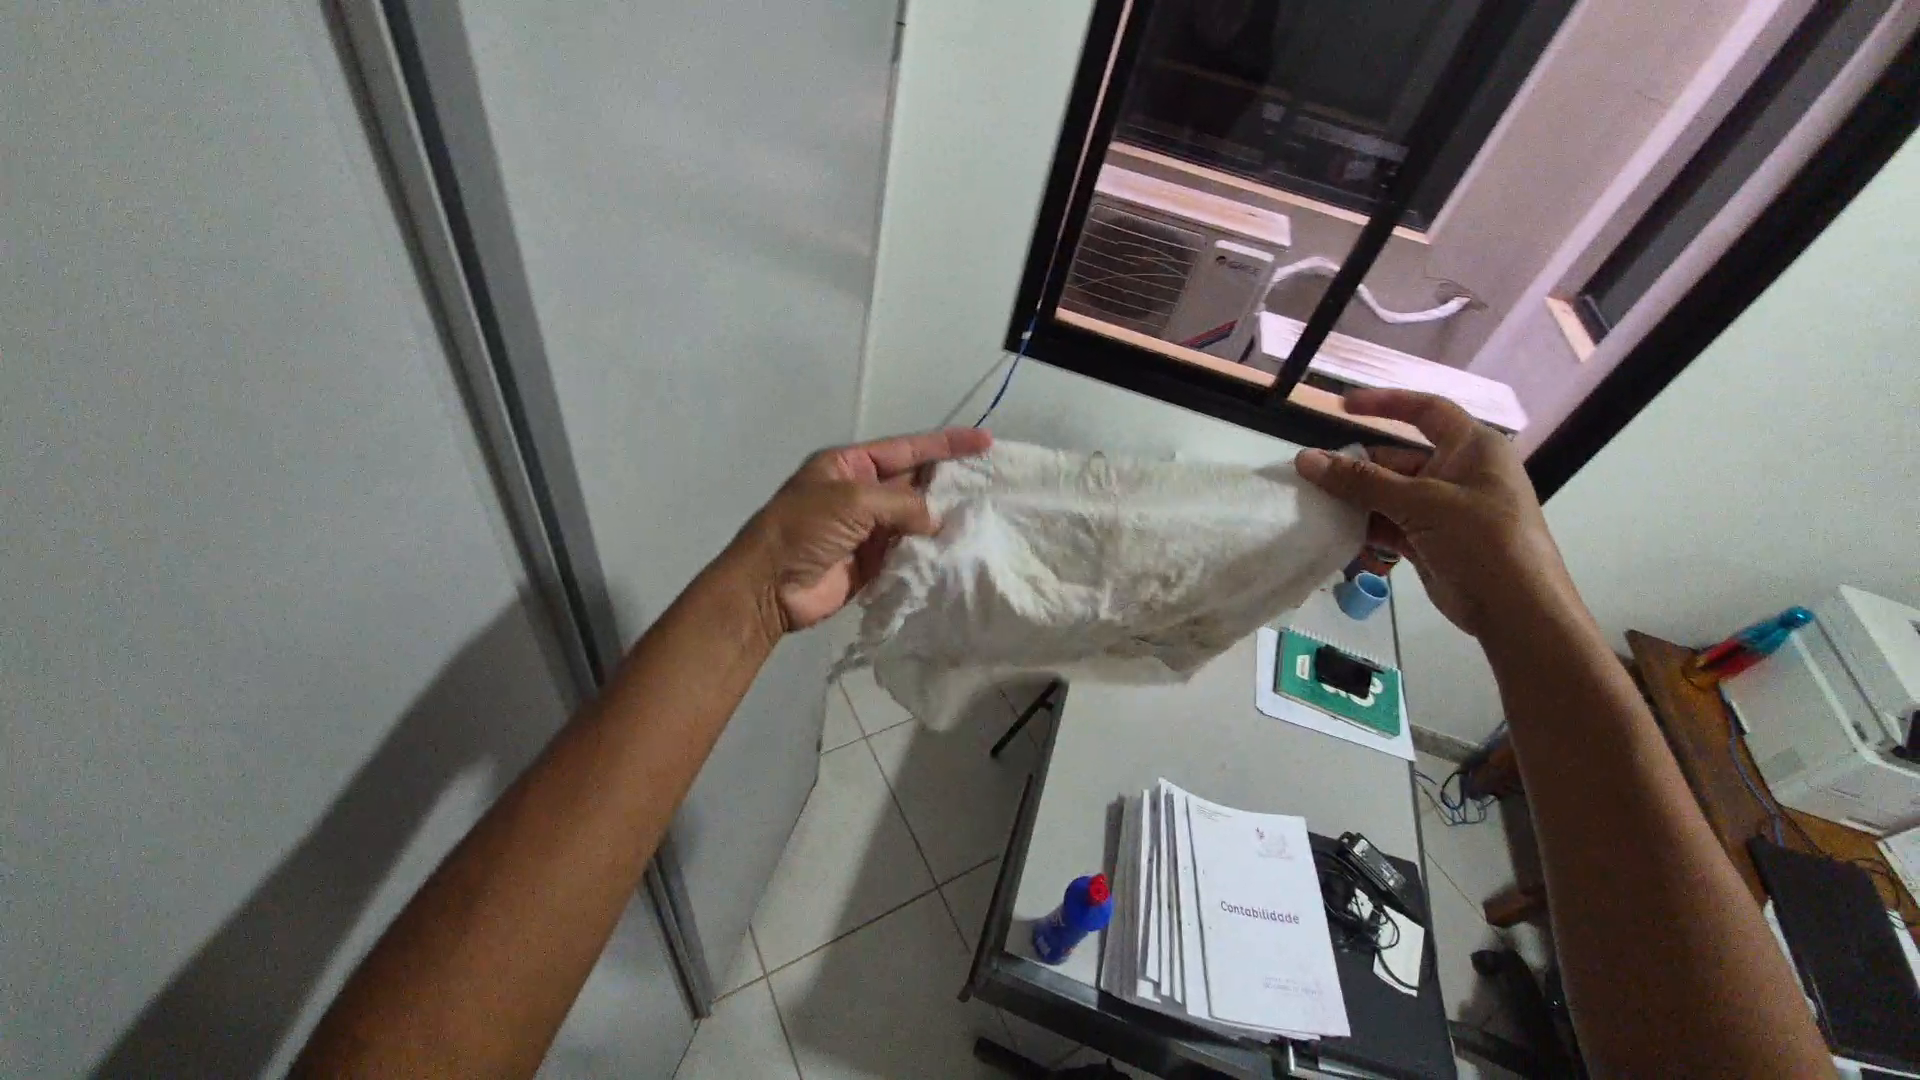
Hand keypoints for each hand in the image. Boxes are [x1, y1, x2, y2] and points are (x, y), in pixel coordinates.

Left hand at [733, 428, 992, 633]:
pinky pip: (909, 552)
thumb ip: (902, 504)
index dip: (946, 444)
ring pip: (915, 519)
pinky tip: (958, 549)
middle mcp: (861, 493)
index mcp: (849, 465)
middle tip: (992, 482)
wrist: (769, 587)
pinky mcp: (873, 563)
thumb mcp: (853, 500)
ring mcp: (868, 529)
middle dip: (949, 482)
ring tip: (984, 516)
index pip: (906, 448)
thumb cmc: (803, 529)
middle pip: (914, 482)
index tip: (984, 442)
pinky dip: (930, 551)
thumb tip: (935, 523)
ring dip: (943, 520)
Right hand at [1293, 389, 1576, 638]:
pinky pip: (1388, 523)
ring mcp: (1444, 509)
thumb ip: (1360, 482)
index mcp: (1473, 448)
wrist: (1516, 610)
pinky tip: (1333, 530)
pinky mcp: (1430, 540)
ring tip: (1313, 504)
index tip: (1343, 405)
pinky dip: (1364, 526)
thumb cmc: (1482, 540)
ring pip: (1388, 494)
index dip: (1386, 403)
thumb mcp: (1420, 503)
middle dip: (1356, 467)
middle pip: (1396, 459)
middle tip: (1312, 477)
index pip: (1426, 411)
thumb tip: (1305, 459)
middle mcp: (1458, 473)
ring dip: (1354, 500)